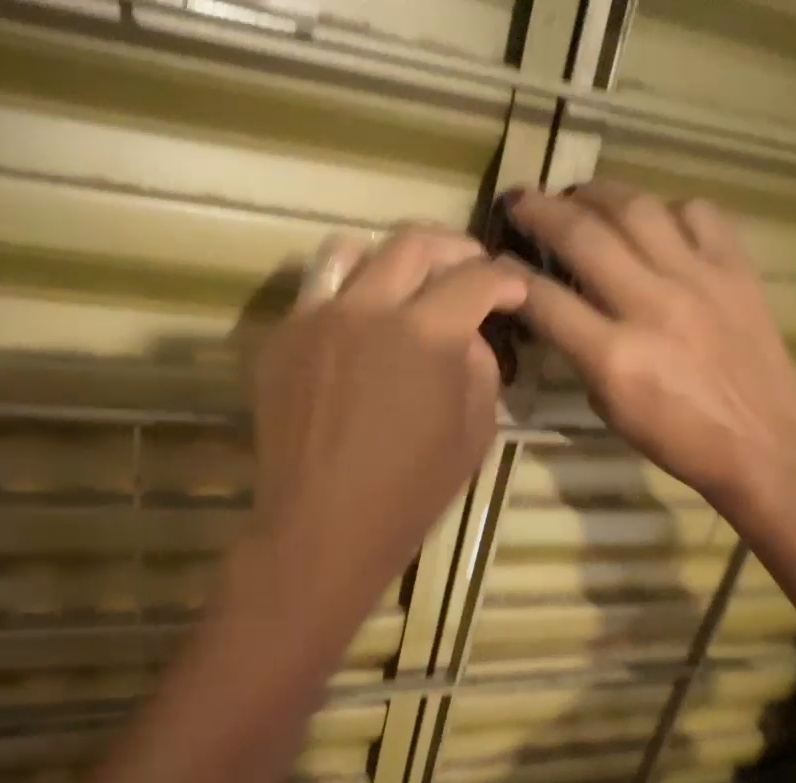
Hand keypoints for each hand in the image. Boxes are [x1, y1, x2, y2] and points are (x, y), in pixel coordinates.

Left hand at [244, 227, 527, 621]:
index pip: (476, 280)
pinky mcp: (280, 340)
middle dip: (453, 249)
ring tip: (403, 281)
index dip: (505, 280)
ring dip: (387, 256)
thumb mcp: (473, 435)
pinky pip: (313, 293)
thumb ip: (479, 369)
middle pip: (413, 243)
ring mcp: (315, 319)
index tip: (514, 291)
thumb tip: (467, 336)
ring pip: (350, 250)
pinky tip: (356, 324)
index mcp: (426, 333)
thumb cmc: (409, 493)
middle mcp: (367, 308)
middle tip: (468, 269)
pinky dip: (343, 292)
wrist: (322, 526)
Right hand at [510, 181, 795, 508]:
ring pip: (638, 208)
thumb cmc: (676, 439)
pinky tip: (653, 220)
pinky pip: (697, 213)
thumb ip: (580, 353)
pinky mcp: (737, 268)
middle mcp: (652, 305)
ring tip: (578, 195)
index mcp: (614, 356)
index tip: (492, 258)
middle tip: (520, 199)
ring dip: (598, 193)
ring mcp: (699, 279)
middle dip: (541, 211)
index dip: (508, 274)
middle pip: (584, 235)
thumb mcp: (609, 407)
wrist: (762, 442)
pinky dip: (666, 208)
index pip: (545, 299)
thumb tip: (558, 309)